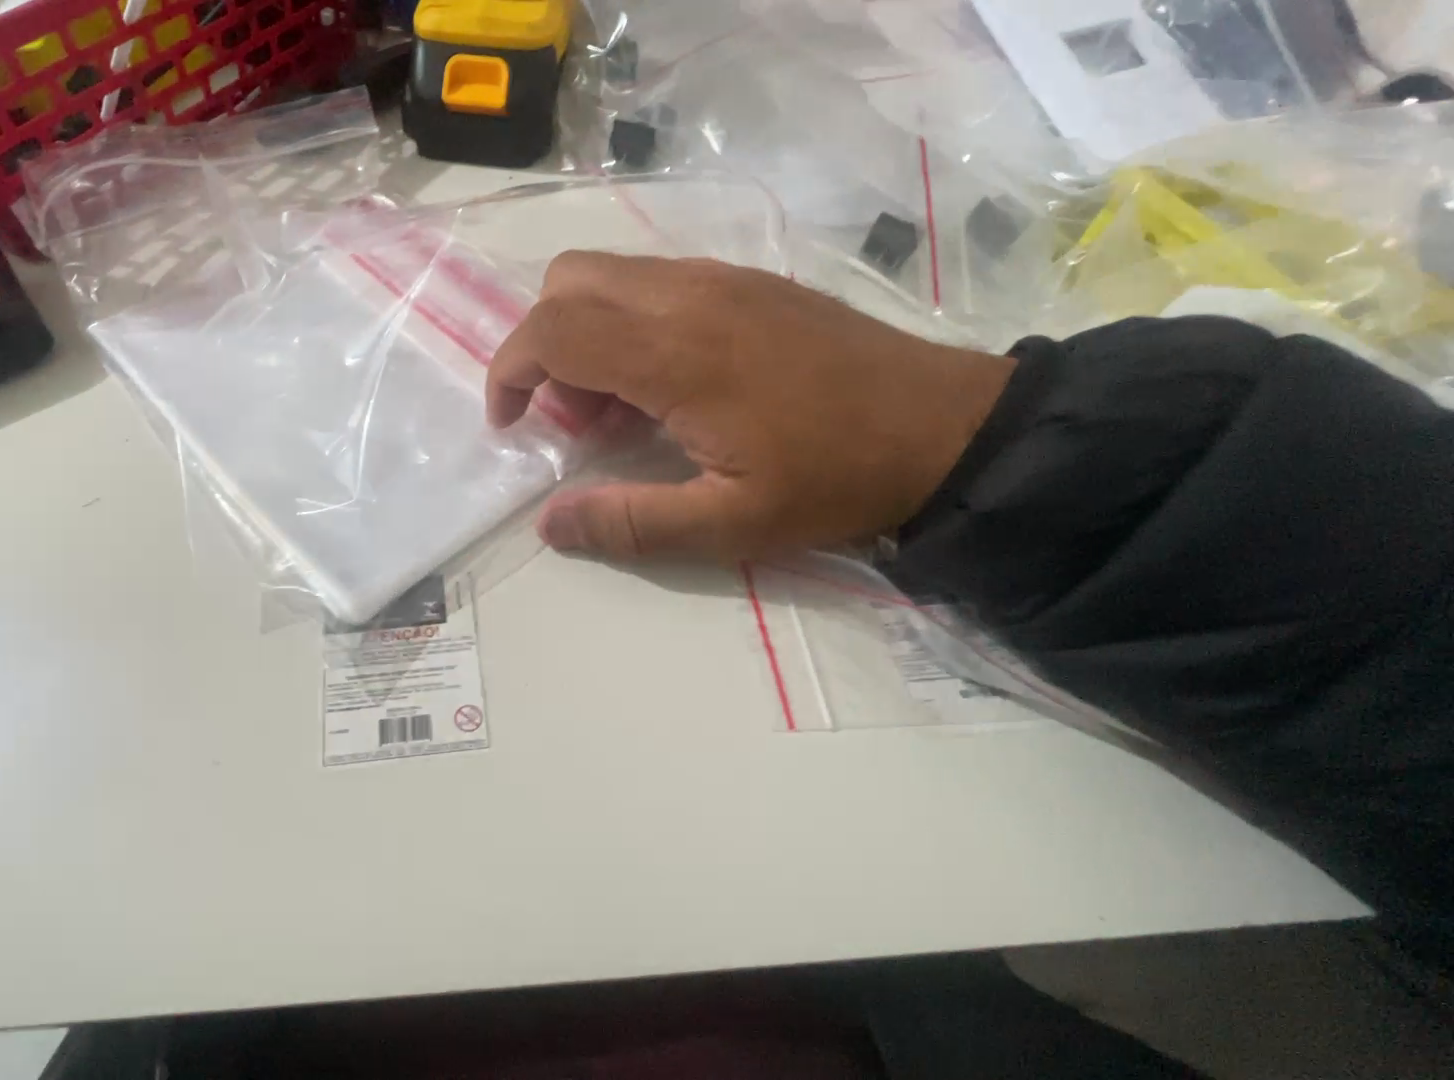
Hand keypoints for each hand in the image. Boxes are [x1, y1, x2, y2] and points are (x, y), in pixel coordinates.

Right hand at [487, 253, 1016, 559]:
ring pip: (610, 274)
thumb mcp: (729, 524)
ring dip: (586, 333)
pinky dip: (628, 322)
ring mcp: (721, 277)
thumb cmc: (834, 480)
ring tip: (621, 410)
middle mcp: (687, 294)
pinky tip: (669, 384)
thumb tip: (549, 524)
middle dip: (543, 346)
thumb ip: (628, 522)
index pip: (552, 330)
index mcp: (674, 352)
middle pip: (567, 281)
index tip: (511, 425)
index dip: (509, 373)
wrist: (946, 428)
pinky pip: (655, 281)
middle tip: (575, 419)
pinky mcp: (748, 280)